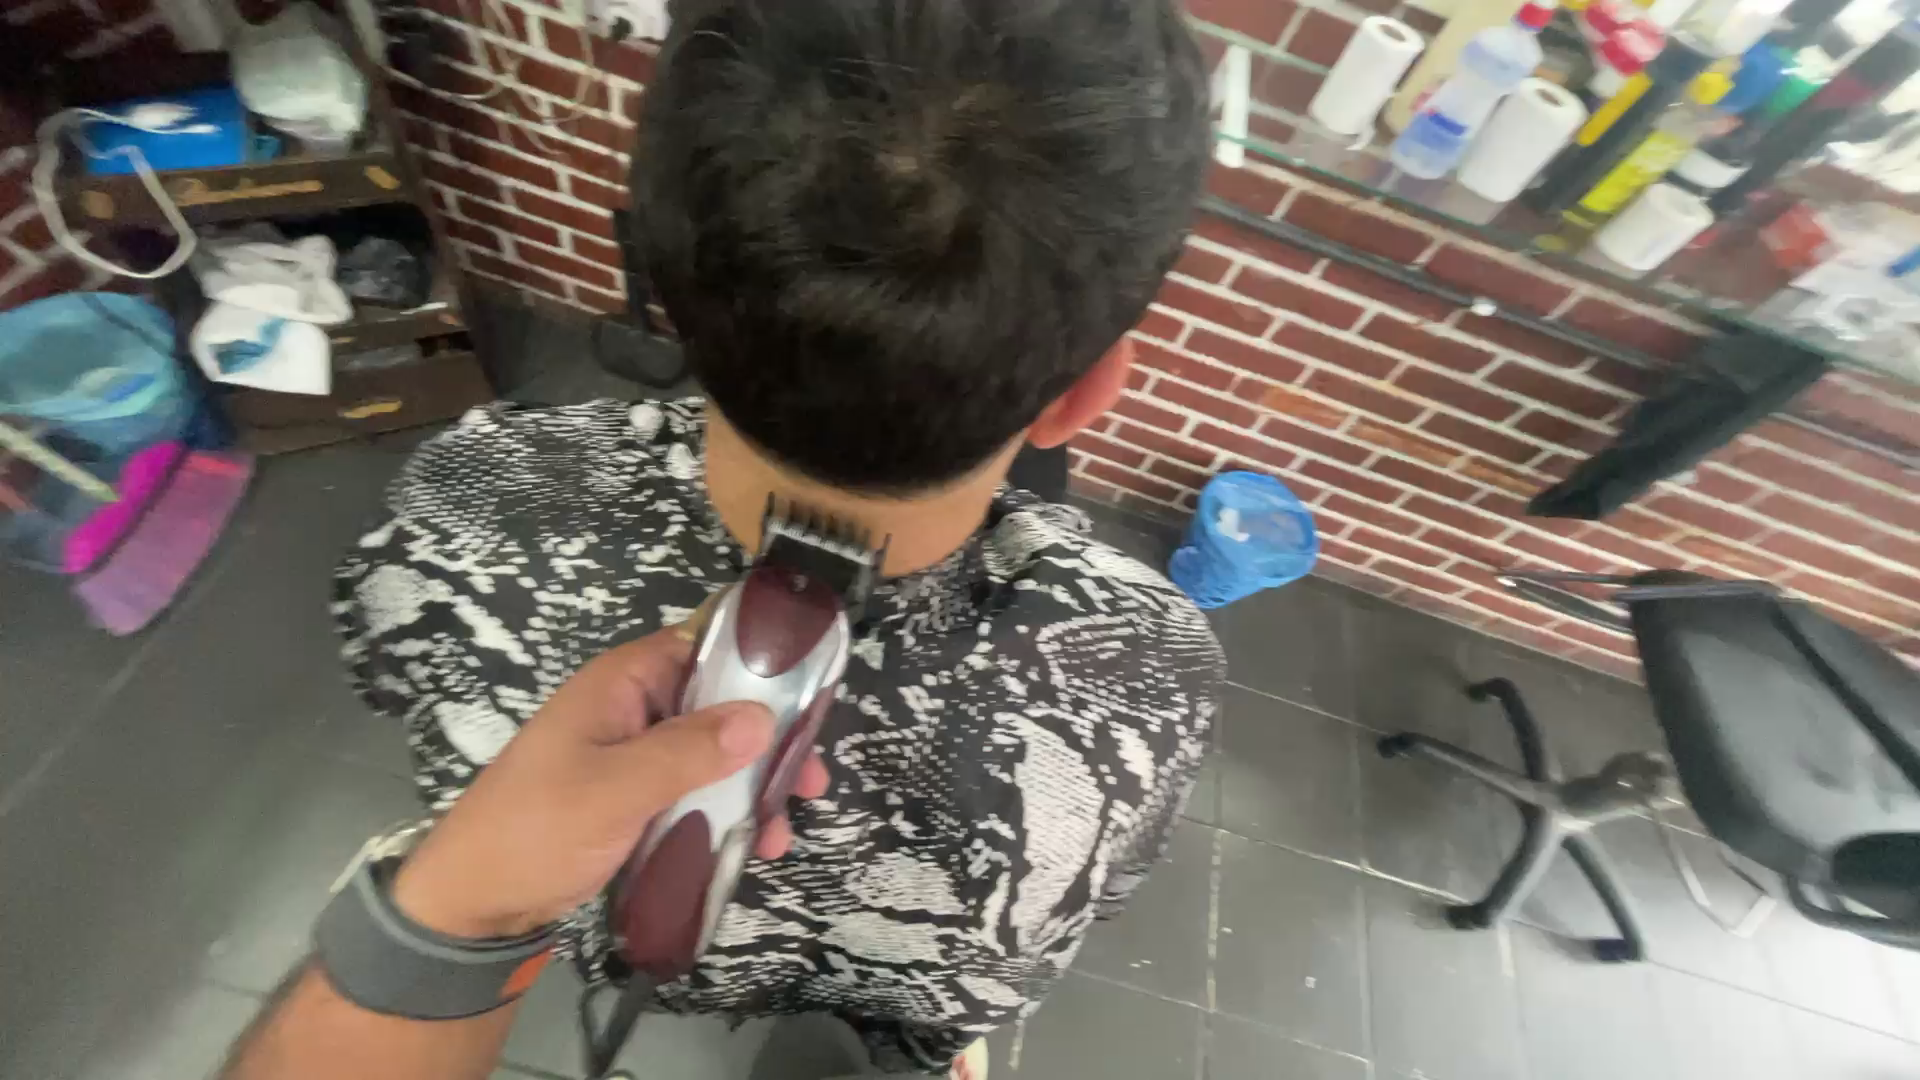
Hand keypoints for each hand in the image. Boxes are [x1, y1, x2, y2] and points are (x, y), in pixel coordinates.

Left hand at [390, 626, 831, 938]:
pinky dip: (730, 811)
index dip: (758, 661)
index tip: (808, 693)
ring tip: (786, 826)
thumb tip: (763, 718)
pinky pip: (701, 788)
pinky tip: (757, 844)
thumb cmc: (535, 831)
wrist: (473, 913)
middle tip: (810, 776)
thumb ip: (688, 751)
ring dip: (756, 784)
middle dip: (769, 740)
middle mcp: (639, 708)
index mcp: (625, 683)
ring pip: (717, 751)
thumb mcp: (614, 790)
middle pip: (722, 704)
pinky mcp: (643, 795)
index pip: (703, 646)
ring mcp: (641, 754)